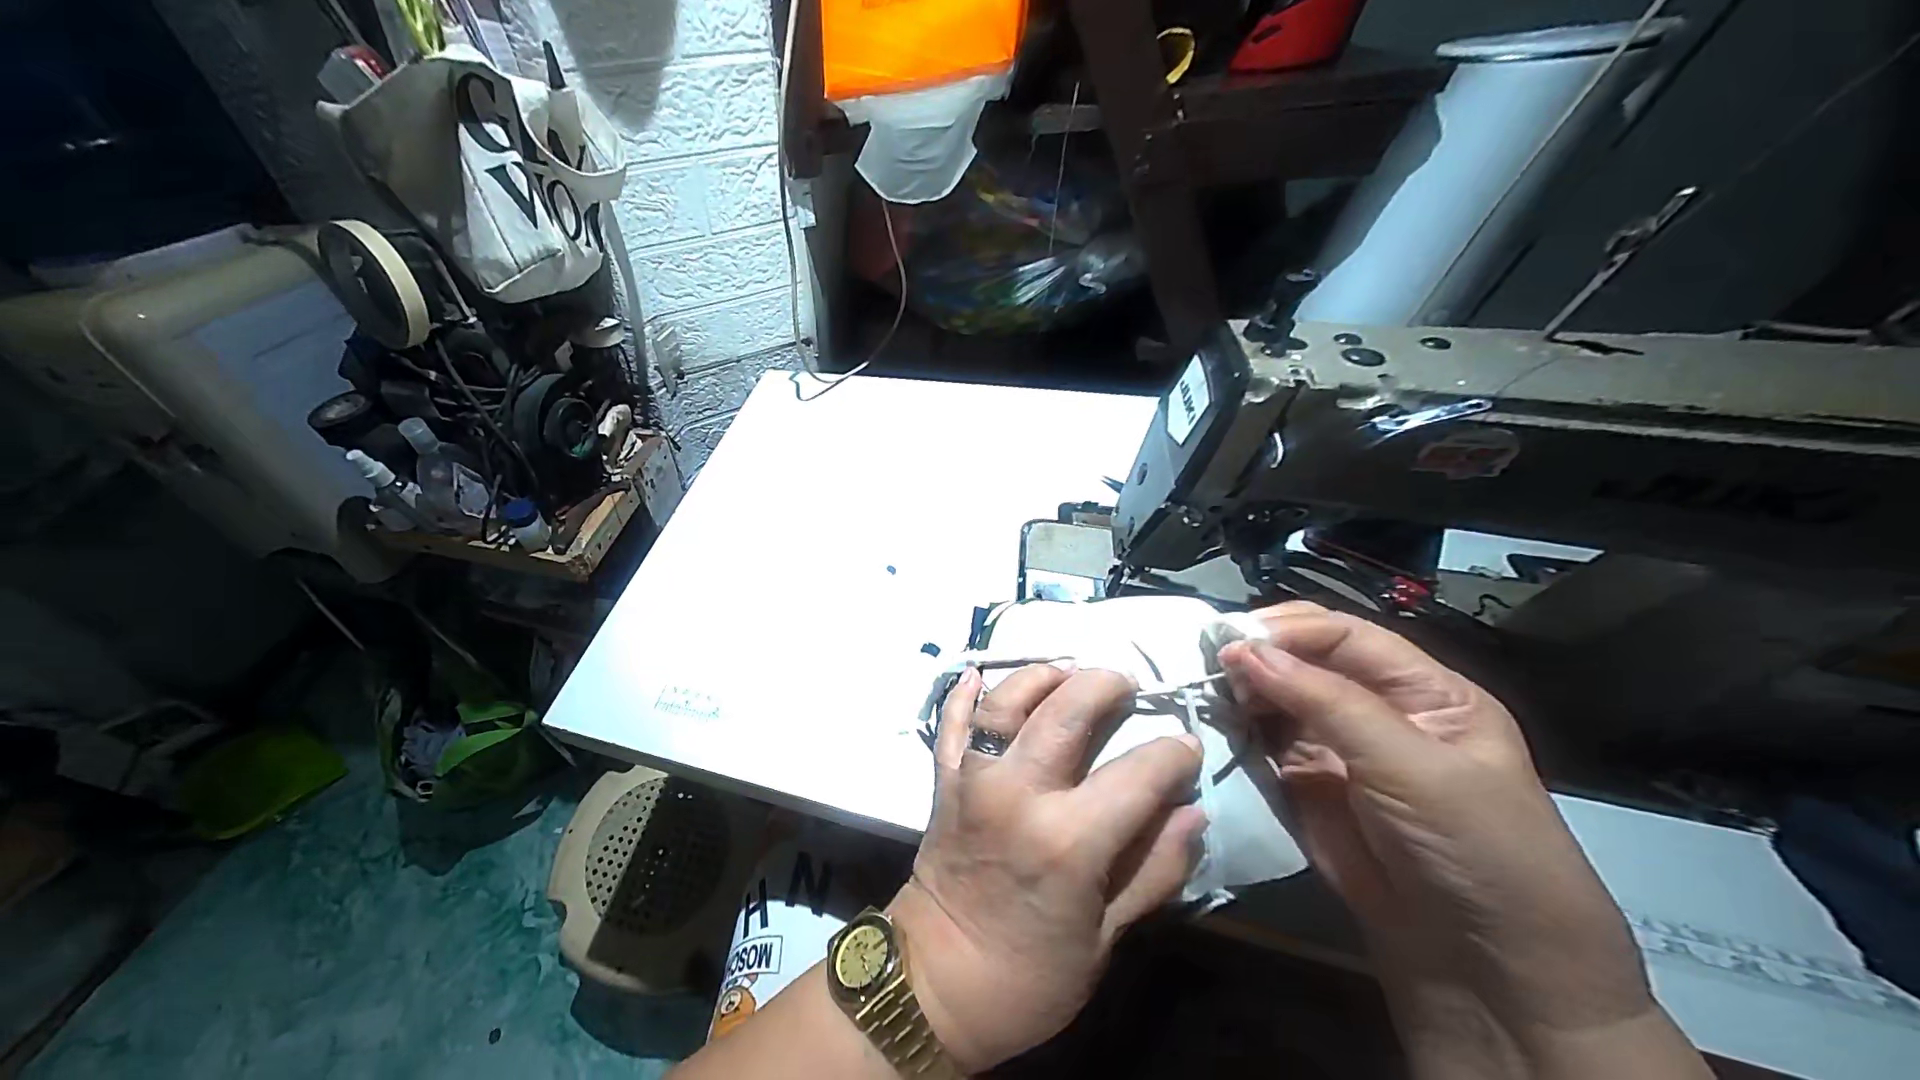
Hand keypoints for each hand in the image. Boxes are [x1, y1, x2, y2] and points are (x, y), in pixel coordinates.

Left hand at [889, 664, 1206, 1073]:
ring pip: (1006, 701)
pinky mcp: (943, 780)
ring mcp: (973, 780)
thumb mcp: (1106, 937)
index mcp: (1069, 839)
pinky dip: (964, 693)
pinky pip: (950, 722)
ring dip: (1039, 676)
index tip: (1185, 748)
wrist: (936, 983)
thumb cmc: (1030, 975)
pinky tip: (979, 673)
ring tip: (1066, 674)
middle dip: (1104, 685)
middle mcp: (1018, 793)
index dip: (1173, 753)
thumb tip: (1194, 813)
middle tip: (1124, 685)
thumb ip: (1154, 869)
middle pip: (1066, 710)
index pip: (1138, 773)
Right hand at [1216, 603, 1654, 1039]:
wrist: (1481, 966)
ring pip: (1279, 699)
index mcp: (1424, 691)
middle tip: (1212, 660)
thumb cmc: (1471, 845)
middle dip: (1262, 653)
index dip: (1292, 630)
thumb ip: (1326, 702)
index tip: (1235, 637)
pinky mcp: (1306, 784)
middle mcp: (1377, 709)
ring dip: (1244, 689)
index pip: (1348, 637)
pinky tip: (1216, 721)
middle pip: (1308, 660)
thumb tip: (1243, 648)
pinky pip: (1265, 743)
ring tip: (1208, 689)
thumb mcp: (1410, 764)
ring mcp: (1338, 748)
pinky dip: (1238, 728)